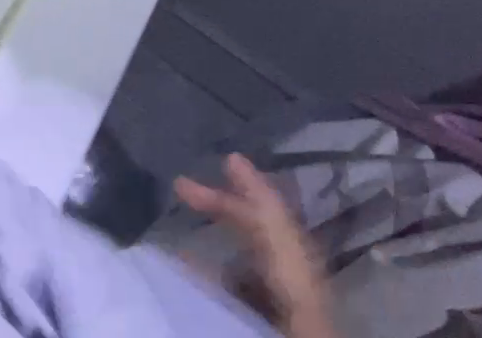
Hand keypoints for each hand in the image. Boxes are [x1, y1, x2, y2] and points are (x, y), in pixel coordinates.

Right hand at [176, 155, 337, 337]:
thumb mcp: (235, 329)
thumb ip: (206, 309)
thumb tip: (169, 267)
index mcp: (308, 322)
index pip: (285, 248)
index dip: (259, 200)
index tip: (230, 160)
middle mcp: (312, 325)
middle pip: (280, 257)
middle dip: (234, 216)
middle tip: (181, 187)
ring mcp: (304, 333)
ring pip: (272, 285)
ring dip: (229, 254)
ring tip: (179, 246)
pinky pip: (264, 310)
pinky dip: (231, 291)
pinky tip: (195, 293)